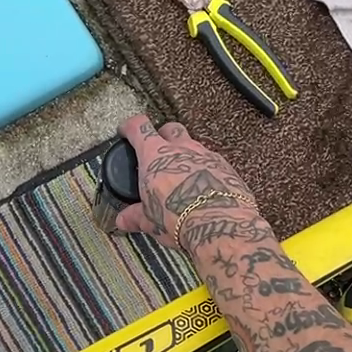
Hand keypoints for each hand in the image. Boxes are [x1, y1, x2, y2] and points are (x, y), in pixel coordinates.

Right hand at [112, 115, 261, 249]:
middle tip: (159, 149)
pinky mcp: (227, 168)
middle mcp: (182, 149)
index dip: (130, 128)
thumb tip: (124, 220)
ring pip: (195, 145)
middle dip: (164, 135)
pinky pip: (214, 162)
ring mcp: (207, 155)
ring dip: (188, 155)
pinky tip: (205, 186)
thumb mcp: (150, 221)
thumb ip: (135, 216)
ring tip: (183, 174)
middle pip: (171, 128)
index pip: (139, 128)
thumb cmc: (180, 217)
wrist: (220, 224)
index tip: (126, 131)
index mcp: (155, 155)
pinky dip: (207, 170)